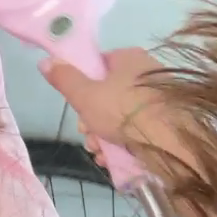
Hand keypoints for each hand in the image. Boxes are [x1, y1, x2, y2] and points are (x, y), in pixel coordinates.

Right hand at [41, 49, 175, 158]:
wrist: (171, 144)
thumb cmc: (123, 112)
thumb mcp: (85, 96)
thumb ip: (64, 79)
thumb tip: (46, 60)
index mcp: (130, 59)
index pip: (98, 64)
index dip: (82, 84)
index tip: (76, 103)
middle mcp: (148, 74)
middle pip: (106, 94)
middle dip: (90, 118)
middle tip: (87, 132)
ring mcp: (159, 99)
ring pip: (119, 116)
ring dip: (102, 135)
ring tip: (99, 151)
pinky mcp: (168, 123)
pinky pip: (136, 130)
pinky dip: (121, 143)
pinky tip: (113, 157)